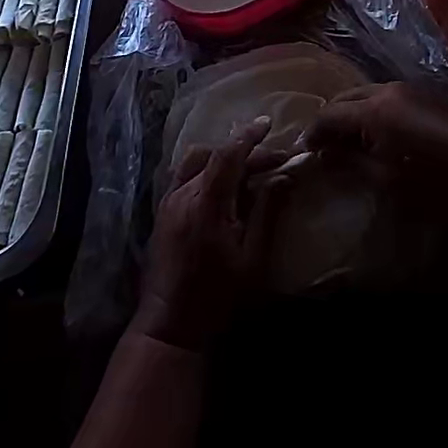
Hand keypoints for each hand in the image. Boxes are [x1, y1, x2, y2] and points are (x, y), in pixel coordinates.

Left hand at [132, 118, 281, 351]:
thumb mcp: (253, 258)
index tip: (268, 124)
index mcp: (205, 203)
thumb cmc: (219, 296)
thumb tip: (285, 177)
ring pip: (194, 163)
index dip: (248, 136)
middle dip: (245, 153)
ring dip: (222, 158)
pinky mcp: (162, 212)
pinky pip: (182, 177)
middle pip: (213, 157)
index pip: (227, 155)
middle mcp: (181, 194)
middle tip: (276, 161)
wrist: (171, 324)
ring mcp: (167, 202)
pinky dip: (204, 170)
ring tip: (250, 168)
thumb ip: (268, 213)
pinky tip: (221, 183)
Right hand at [302, 83, 447, 213]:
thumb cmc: (439, 183)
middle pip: (345, 98)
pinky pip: (388, 97)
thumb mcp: (388, 179)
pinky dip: (373, 111)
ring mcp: (411, 89)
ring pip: (367, 94)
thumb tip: (326, 156)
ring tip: (349, 140)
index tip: (305, 151)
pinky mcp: (428, 96)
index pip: (329, 115)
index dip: (313, 133)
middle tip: (324, 145)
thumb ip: (351, 162)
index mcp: (373, 109)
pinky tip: (378, 134)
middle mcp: (388, 90)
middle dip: (331, 119)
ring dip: (353, 113)